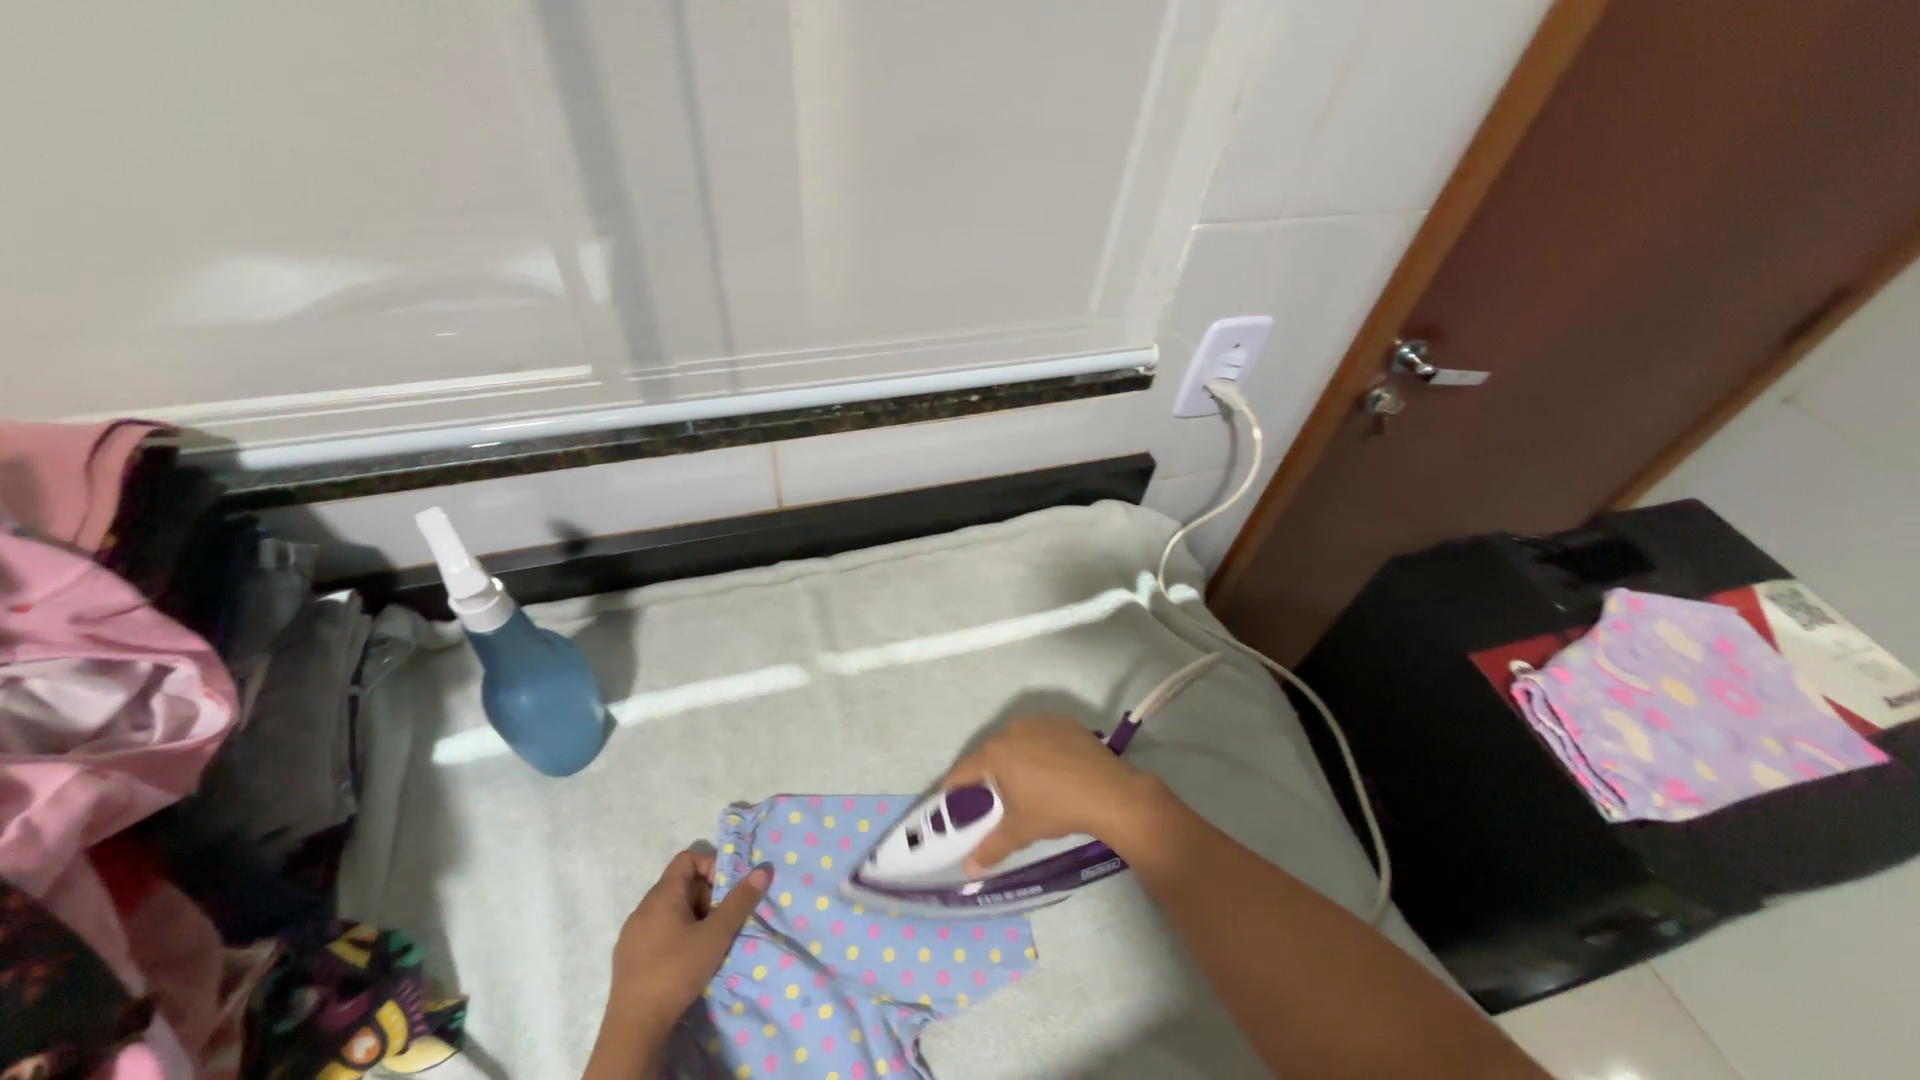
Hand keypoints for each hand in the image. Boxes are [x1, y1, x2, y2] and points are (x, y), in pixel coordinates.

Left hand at [606, 850, 770, 1031]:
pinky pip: (659, 930)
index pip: (688, 858)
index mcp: (662, 895)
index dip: (712, 867)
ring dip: (695, 918)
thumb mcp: (716, 936)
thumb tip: (762, 870)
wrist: (635, 1024)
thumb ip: (739, 902)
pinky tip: (686, 961)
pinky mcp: (629, 955)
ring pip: (671, 909)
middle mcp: (643, 907)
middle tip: (722, 924)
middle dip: (708, 897)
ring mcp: (633, 932)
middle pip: (681, 884)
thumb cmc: (677, 971)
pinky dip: (678, 934)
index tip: (727, 893)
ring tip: (708, 944)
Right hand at [939, 714, 1158, 876]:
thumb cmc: (1056, 809)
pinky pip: (1039, 735)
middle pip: (988, 754)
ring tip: (1023, 784)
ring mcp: (1038, 721)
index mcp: (994, 753)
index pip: (962, 772)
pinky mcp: (1062, 721)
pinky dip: (1037, 750)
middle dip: (985, 775)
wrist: (1110, 792)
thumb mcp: (1021, 830)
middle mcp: (1011, 730)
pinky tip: (1050, 769)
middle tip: (991, 800)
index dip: (953, 791)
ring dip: (1011, 760)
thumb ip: (991, 847)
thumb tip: (969, 869)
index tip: (952, 806)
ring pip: (1014, 741)